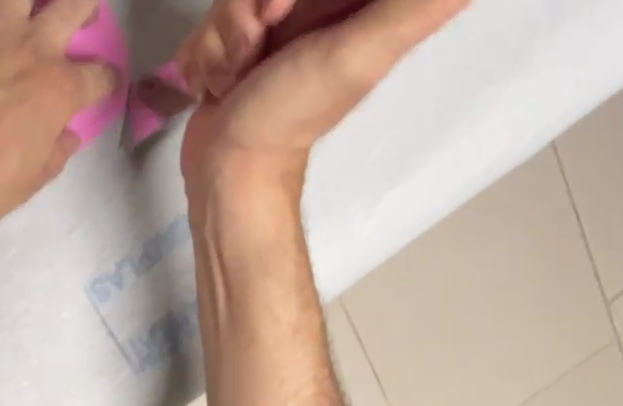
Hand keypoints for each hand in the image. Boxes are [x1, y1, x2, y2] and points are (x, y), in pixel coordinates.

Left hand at [0, 0, 120, 259]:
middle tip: (81, 15)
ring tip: (26, 7)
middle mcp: (31, 48)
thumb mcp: (31, 181)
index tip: (101, 87)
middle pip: (74, 4)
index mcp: (59, 89)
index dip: (104, 83)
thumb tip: (67, 137)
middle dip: (85, 7)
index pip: (98, 75)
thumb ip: (55, 151)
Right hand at [174, 0, 467, 198]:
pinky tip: (220, 85)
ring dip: (223, 41)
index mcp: (352, 2)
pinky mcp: (231, 48)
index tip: (278, 10)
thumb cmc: (291, 115)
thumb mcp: (360, 53)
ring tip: (237, 77)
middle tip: (258, 44)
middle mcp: (314, 7)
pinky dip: (205, 59)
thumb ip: (417, 7)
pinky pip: (207, 27)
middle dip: (246, 13)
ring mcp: (268, 27)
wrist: (227, 171)